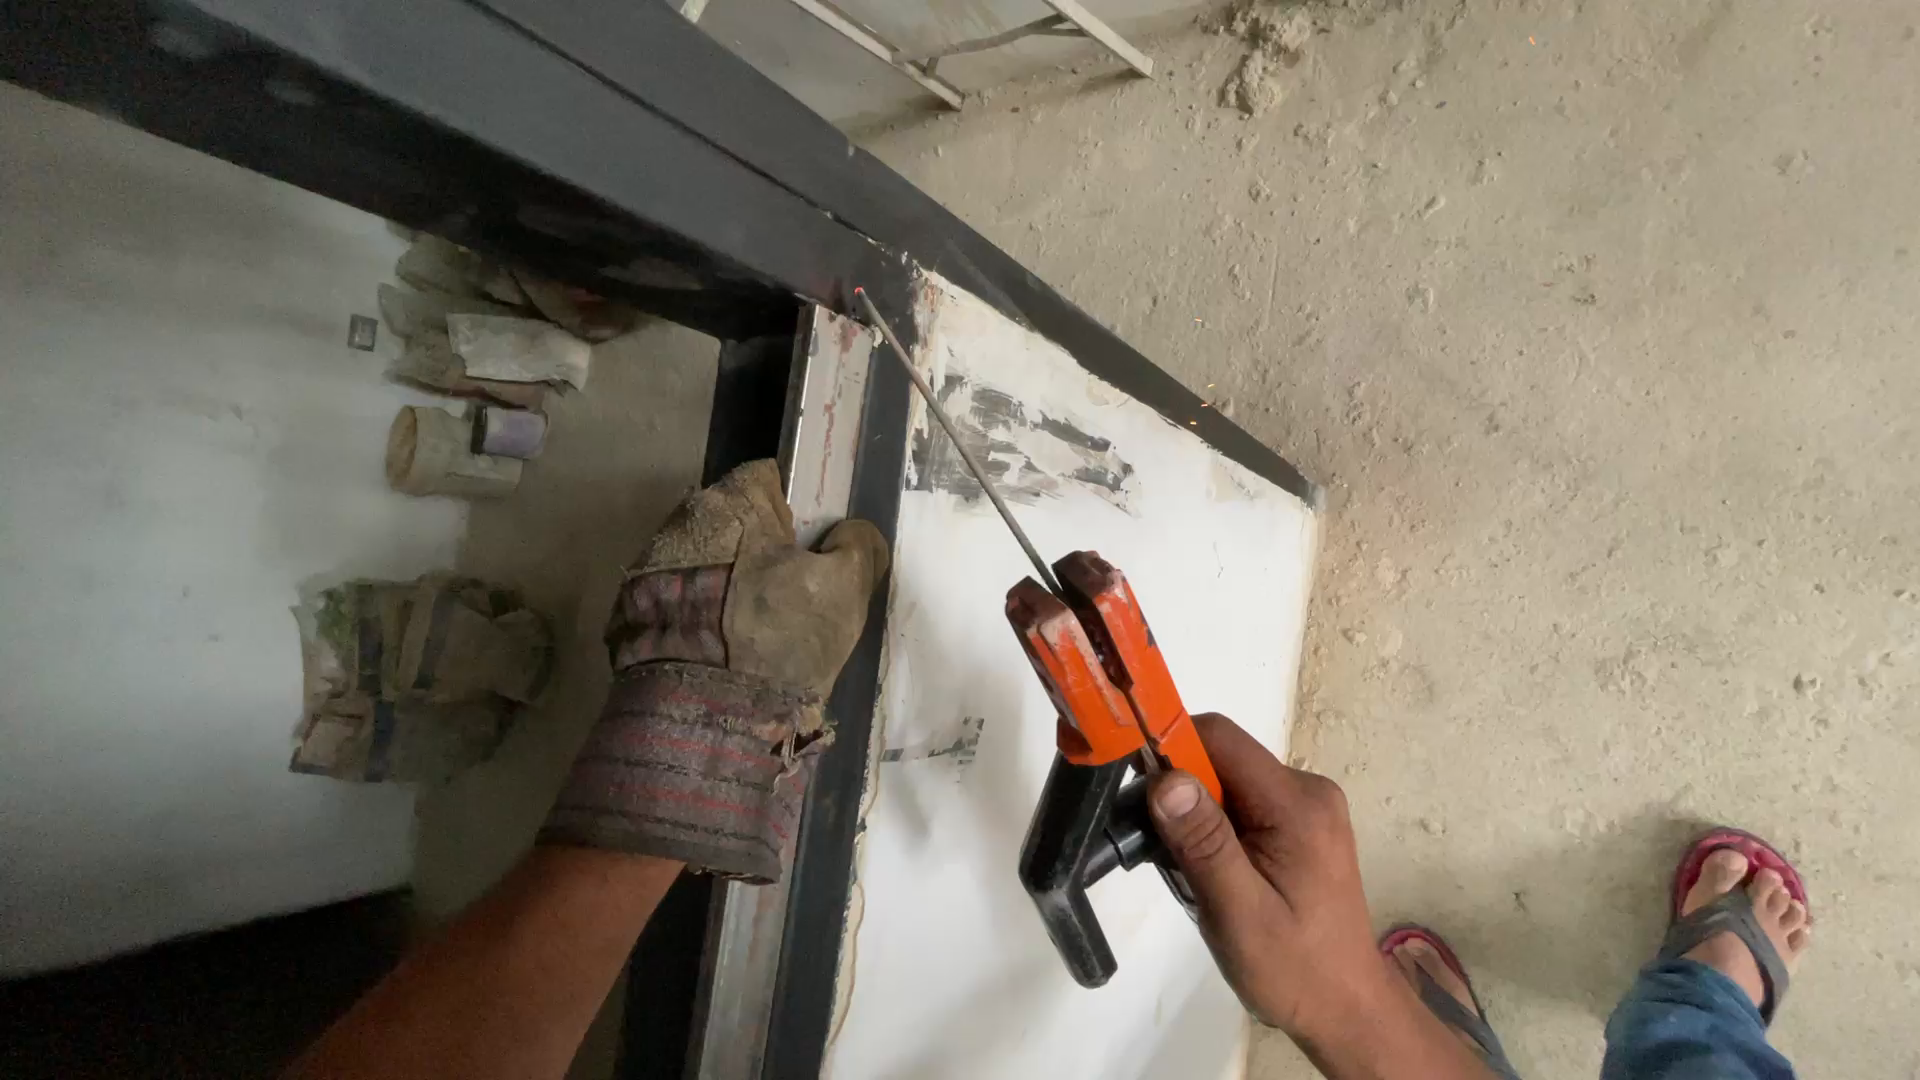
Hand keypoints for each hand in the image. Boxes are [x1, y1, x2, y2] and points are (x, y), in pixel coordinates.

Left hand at [541, 459, 887, 883]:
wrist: (698, 718)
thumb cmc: (777, 636)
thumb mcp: (844, 589)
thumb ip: (858, 545)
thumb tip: (850, 534)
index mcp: (729, 502)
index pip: (771, 476)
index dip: (802, 502)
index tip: (818, 538)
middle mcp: (677, 522)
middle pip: (736, 521)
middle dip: (764, 544)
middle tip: (794, 587)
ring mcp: (647, 569)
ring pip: (709, 560)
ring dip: (731, 579)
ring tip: (756, 626)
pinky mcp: (631, 614)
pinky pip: (684, 596)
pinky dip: (704, 612)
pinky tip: (725, 648)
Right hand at [1147, 713, 1389, 1040]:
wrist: (1348, 1013)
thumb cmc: (1294, 970)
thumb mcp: (1239, 912)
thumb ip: (1203, 842)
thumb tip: (1165, 778)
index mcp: (1297, 804)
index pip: (1218, 737)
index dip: (1170, 746)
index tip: (1136, 784)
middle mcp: (1305, 789)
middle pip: (1219, 755)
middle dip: (1179, 789)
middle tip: (1161, 844)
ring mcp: (1303, 804)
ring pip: (1224, 777)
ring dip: (1193, 811)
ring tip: (1188, 864)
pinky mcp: (1297, 820)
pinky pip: (1237, 798)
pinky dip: (1211, 823)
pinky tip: (1210, 865)